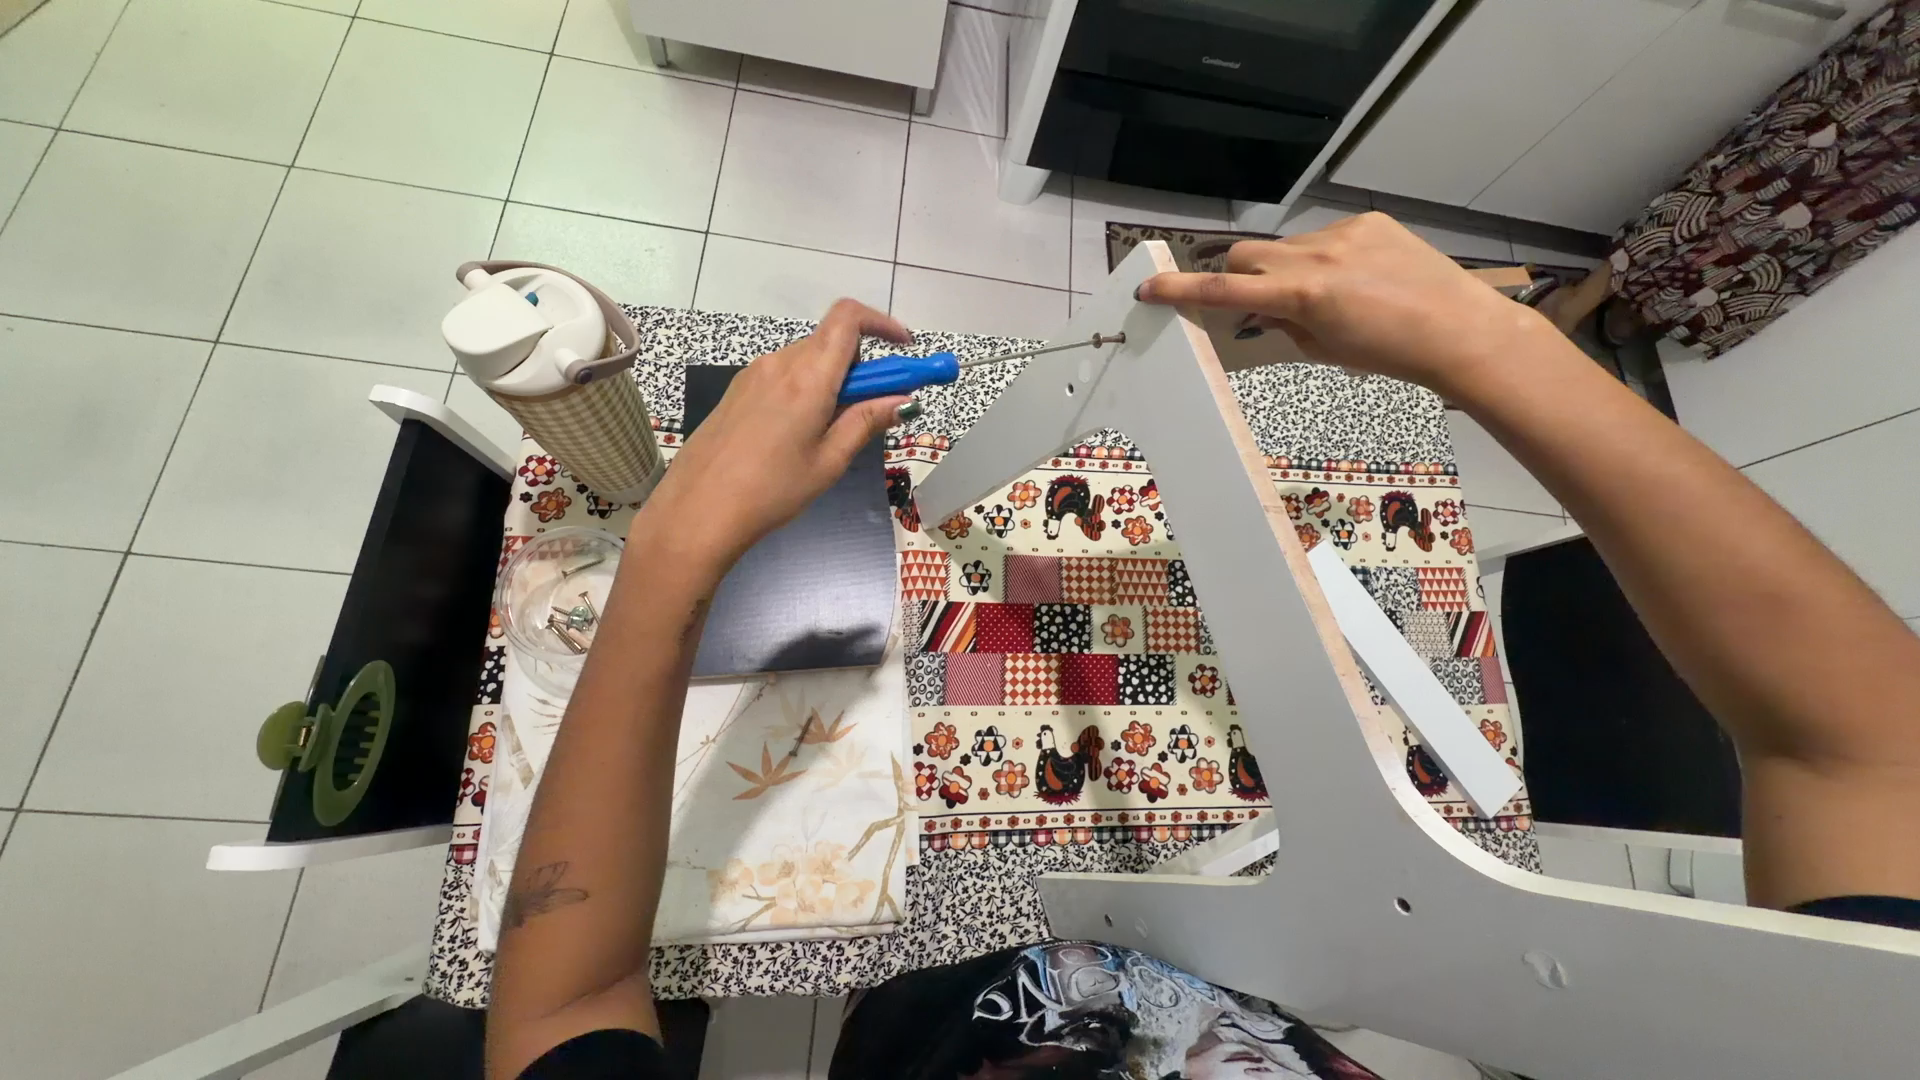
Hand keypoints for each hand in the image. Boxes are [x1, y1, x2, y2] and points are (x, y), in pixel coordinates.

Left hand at [639, 299, 914, 574]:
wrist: (698, 510)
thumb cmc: (772, 490)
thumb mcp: (829, 461)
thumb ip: (867, 422)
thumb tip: (903, 399)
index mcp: (808, 376)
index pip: (848, 318)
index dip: (883, 323)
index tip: (905, 348)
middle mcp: (780, 362)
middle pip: (831, 341)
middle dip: (864, 365)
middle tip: (877, 408)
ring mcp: (754, 374)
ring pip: (808, 359)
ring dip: (834, 379)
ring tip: (834, 431)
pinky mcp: (738, 390)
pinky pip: (785, 375)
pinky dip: (808, 388)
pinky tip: (799, 433)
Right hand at [1133, 212, 1559, 396]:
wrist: (1458, 328)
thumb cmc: (1386, 354)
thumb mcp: (1321, 349)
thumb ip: (1281, 323)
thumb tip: (1260, 309)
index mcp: (1300, 296)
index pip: (1223, 290)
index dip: (1180, 290)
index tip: (1149, 288)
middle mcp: (1315, 256)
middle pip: (1244, 254)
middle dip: (1237, 276)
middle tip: (1256, 301)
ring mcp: (1343, 233)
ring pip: (1283, 246)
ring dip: (1281, 268)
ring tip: (1323, 293)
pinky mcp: (1368, 221)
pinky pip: (1322, 237)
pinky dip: (1320, 257)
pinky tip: (1355, 277)